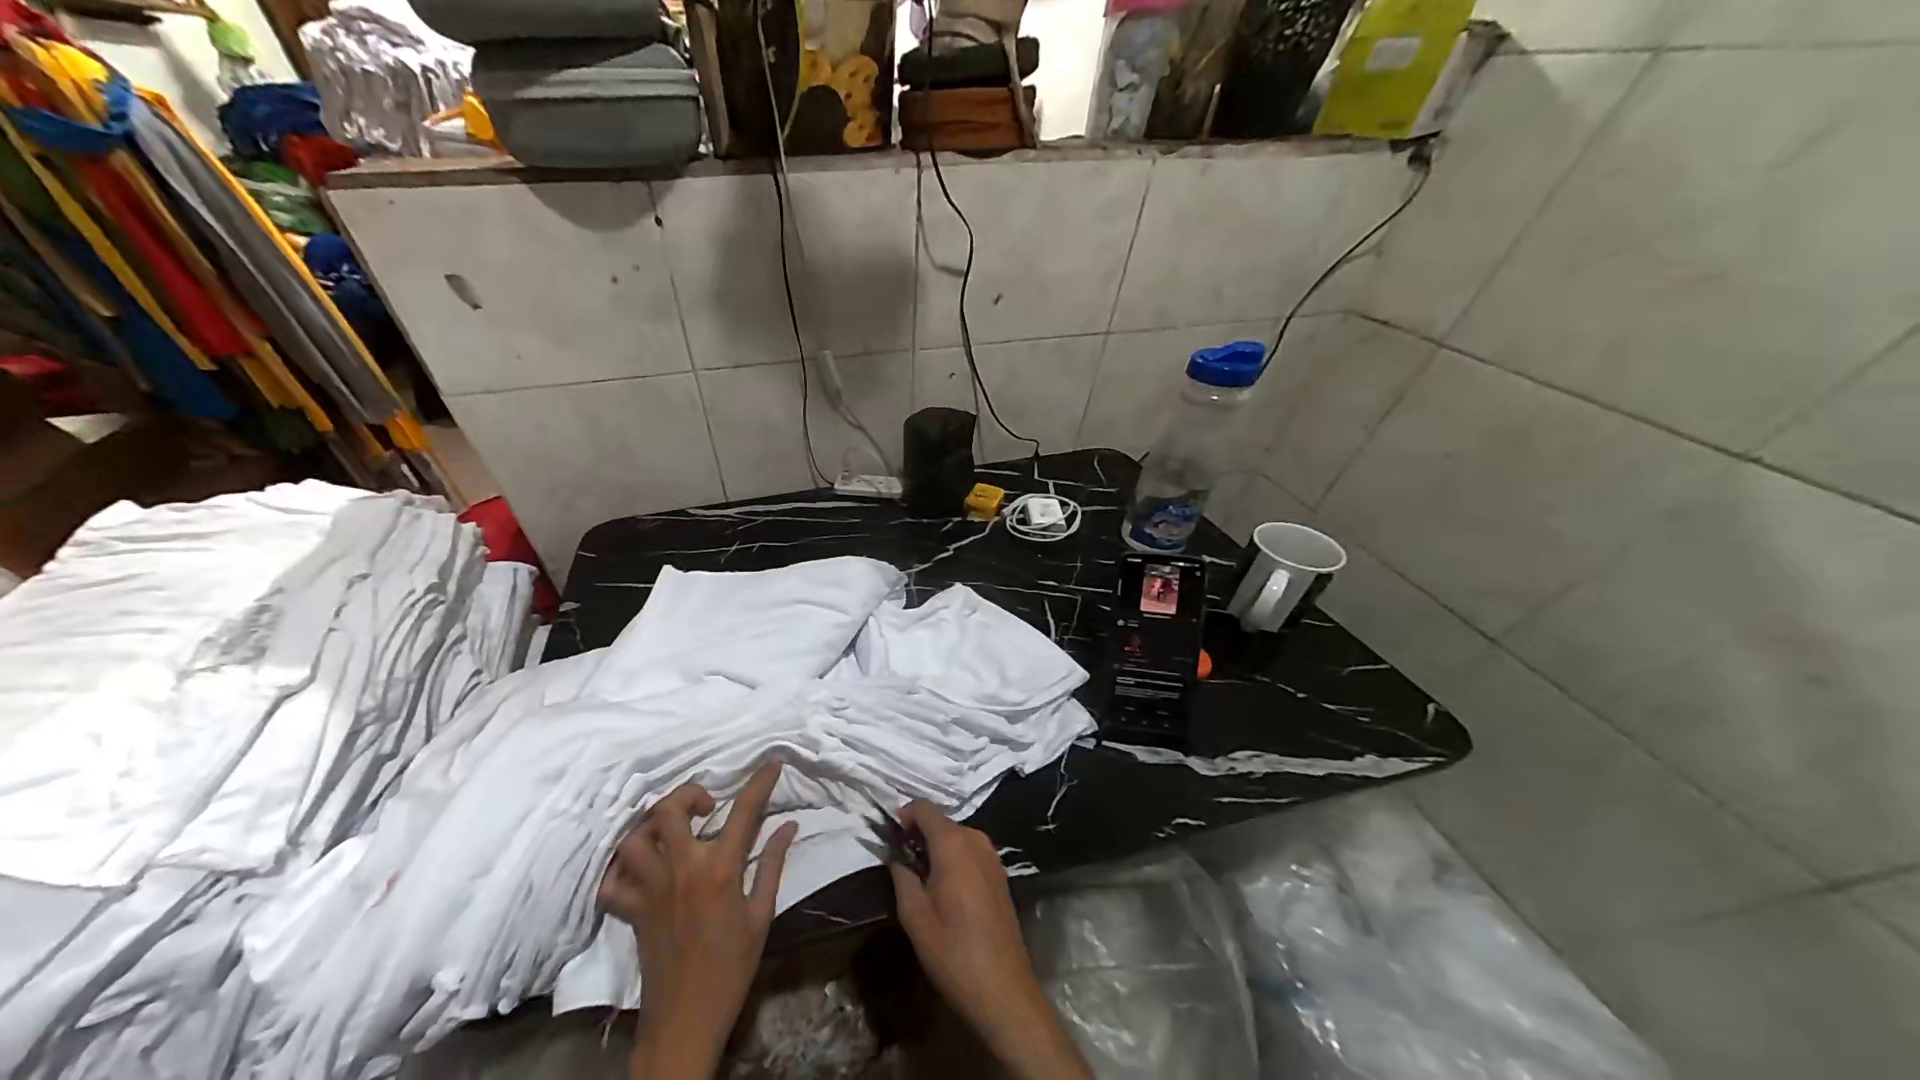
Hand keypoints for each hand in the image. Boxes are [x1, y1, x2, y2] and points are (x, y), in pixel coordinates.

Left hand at [599, 760, 799, 1079]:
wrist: (687, 1017)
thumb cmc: (733, 966)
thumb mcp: (762, 915)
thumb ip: (772, 865)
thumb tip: (788, 826)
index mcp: (720, 869)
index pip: (744, 811)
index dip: (760, 781)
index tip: (771, 763)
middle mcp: (682, 869)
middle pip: (668, 810)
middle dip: (688, 794)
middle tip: (705, 806)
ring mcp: (650, 889)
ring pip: (634, 839)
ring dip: (652, 828)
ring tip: (671, 834)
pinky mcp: (630, 910)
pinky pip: (612, 880)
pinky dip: (621, 870)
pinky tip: (640, 870)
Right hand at [888, 802, 1091, 1079]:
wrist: (1003, 989)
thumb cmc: (953, 952)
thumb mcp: (914, 916)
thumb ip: (901, 876)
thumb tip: (895, 854)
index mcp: (954, 844)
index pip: (924, 808)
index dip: (903, 816)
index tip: (888, 836)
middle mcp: (976, 840)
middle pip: (941, 822)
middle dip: (918, 833)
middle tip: (898, 858)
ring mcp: (993, 856)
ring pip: (956, 836)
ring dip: (935, 846)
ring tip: (916, 874)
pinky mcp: (1000, 874)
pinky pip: (970, 852)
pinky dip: (953, 857)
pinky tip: (942, 886)